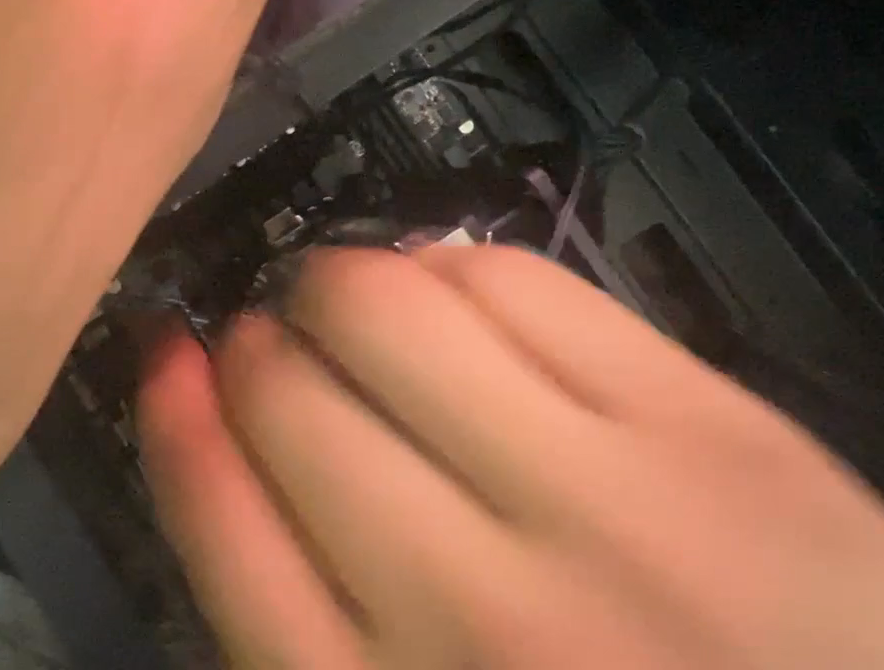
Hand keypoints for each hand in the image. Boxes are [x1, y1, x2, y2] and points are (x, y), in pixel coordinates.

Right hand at [139, 245, 883, 667]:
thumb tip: (205, 401)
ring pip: (383, 308)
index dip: (169, 407)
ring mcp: (613, 515)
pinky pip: (511, 278)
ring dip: (330, 283)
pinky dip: (444, 264)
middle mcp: (479, 619)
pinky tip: (445, 294)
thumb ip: (286, 599)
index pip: (213, 508)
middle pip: (286, 395)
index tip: (163, 350)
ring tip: (341, 301)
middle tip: (269, 340)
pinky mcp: (720, 436)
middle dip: (251, 344)